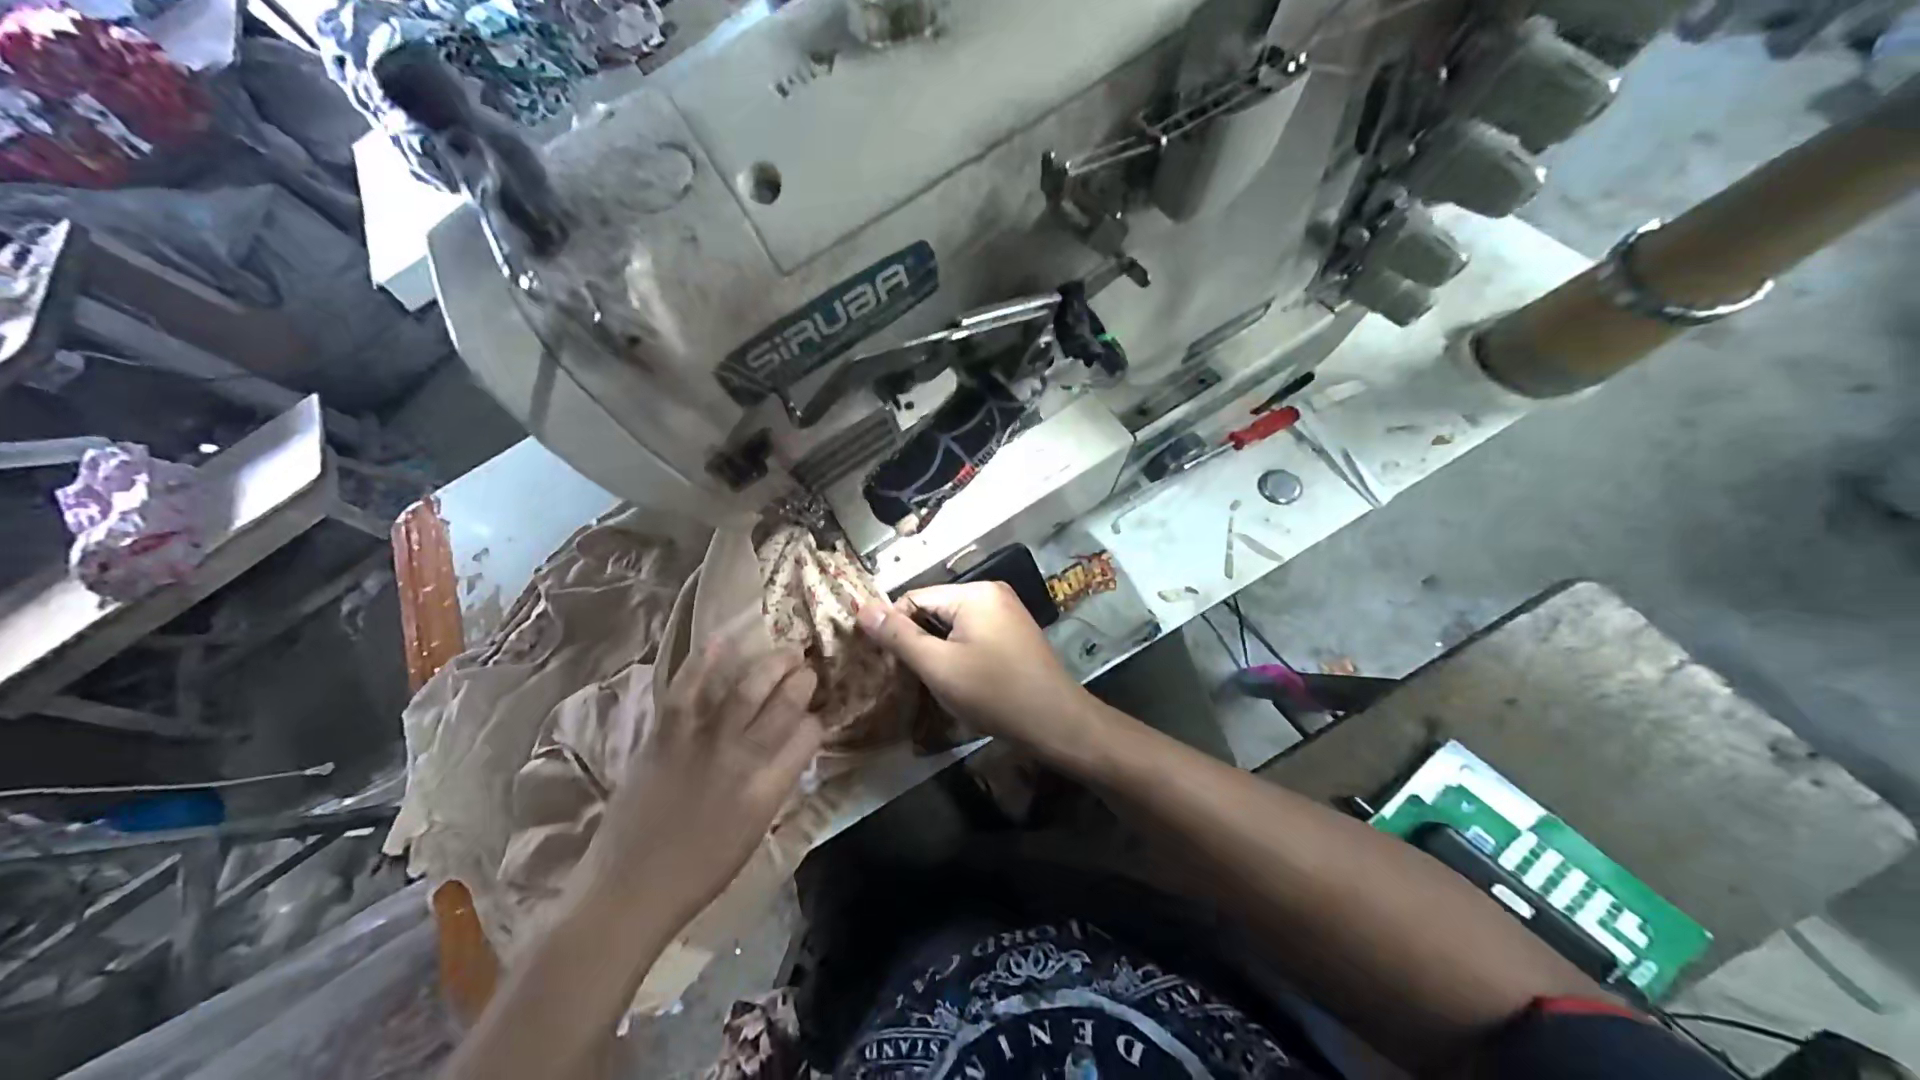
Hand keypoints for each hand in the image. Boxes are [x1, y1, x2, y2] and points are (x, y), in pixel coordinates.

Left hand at [579, 621, 822, 925]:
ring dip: (771, 663)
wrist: (630, 889)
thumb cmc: (700, 872)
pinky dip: (704, 661)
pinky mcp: (664, 736)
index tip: (812, 714)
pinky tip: (723, 639)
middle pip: (784, 703)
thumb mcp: (756, 831)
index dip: (816, 719)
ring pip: (746, 688)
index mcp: (769, 789)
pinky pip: (687, 690)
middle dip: (802, 679)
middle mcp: (743, 758)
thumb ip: (775, 783)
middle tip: (806, 667)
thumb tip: (788, 749)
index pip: (809, 734)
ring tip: (784, 650)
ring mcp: (702, 743)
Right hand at [857, 582, 1100, 757]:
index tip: (888, 664)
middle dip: (918, 641)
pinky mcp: (1014, 633)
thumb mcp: (938, 667)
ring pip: (952, 625)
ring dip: (938, 651)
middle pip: (934, 610)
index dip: (895, 629)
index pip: (914, 598)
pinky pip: (973, 634)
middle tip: (911, 677)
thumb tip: (862, 607)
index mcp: (974, 593)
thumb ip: (898, 636)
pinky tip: (961, 681)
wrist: (1057, 722)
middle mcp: (991, 593)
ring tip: (935, 682)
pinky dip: (959, 654)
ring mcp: (1006, 612)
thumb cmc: (994, 693)